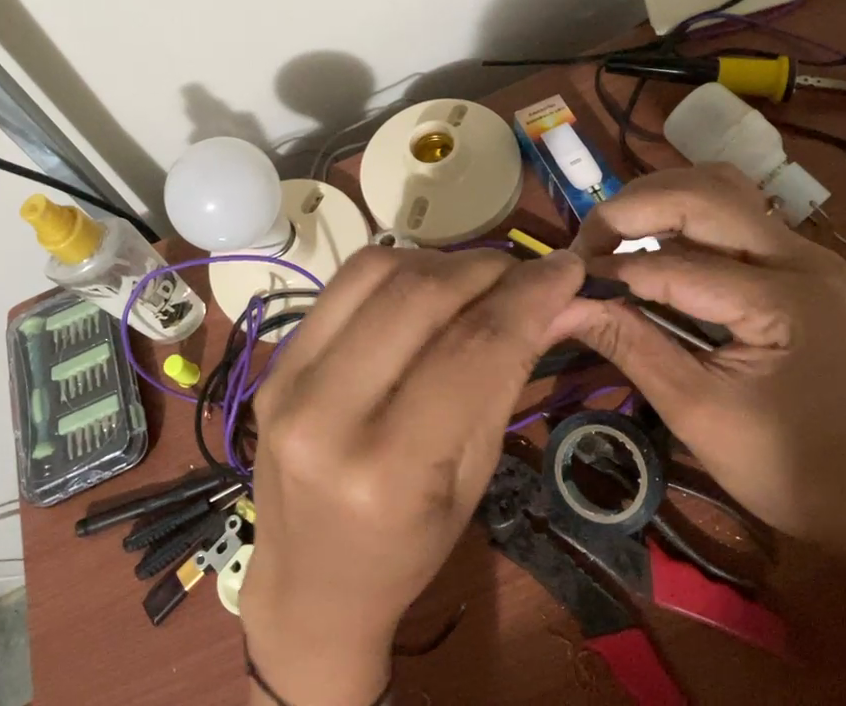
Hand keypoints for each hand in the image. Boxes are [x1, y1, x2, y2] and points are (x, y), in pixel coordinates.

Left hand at [244, 246, 590, 705]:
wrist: (307, 584)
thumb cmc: (407, 549)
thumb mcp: (473, 478)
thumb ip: (508, 377)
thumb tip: (562, 300)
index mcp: (389, 470)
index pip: (473, 350)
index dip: (530, 298)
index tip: (570, 270)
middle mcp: (327, 415)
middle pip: (420, 296)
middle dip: (487, 268)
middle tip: (528, 271)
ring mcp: (288, 381)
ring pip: (375, 272)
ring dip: (441, 261)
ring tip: (480, 278)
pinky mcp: (275, 362)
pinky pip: (342, 285)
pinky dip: (396, 272)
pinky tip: (428, 288)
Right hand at [568, 166, 845, 541]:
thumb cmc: (776, 462)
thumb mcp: (692, 408)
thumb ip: (628, 343)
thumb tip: (561, 305)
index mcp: (785, 300)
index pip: (676, 264)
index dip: (611, 270)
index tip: (563, 286)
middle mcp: (802, 257)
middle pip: (703, 194)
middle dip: (631, 211)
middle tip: (585, 248)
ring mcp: (805, 253)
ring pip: (719, 187)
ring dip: (658, 201)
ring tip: (614, 238)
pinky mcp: (797, 260)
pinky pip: (731, 213)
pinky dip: (682, 216)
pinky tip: (652, 245)